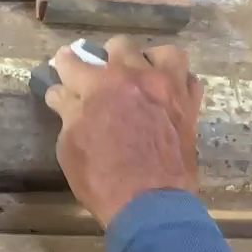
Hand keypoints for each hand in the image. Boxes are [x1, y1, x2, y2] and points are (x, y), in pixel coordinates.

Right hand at [43, 36, 202, 227]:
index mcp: (101, 85)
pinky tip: (166, 95)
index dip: (64, 65)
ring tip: (142, 78)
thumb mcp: (71, 146)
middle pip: (120, 46)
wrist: (150, 205)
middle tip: (102, 77)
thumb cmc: (102, 179)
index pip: (73, 62)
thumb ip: (67, 112)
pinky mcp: (190, 106)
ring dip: (148, 61)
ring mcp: (169, 88)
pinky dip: (176, 82)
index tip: (62, 68)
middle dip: (106, 57)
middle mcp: (137, 77)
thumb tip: (61, 93)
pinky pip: (188, 79)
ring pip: (162, 53)